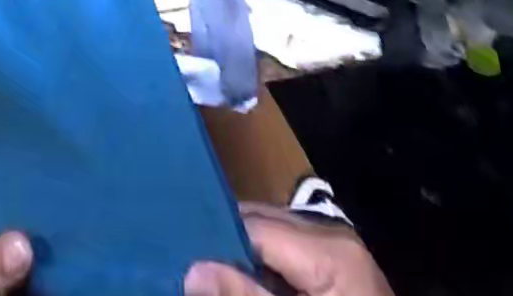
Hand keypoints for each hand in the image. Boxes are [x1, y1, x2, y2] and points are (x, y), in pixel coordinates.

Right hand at [184, 203, 393, 295]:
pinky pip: (283, 260)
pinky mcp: (337, 274)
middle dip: (221, 248)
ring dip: (237, 261)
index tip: (176, 256)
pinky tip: (239, 287)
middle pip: (257, 226)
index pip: (250, 224)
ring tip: (203, 280)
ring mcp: (336, 254)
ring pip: (266, 240)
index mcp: (328, 249)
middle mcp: (331, 236)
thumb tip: (192, 269)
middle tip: (184, 269)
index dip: (211, 242)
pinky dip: (259, 274)